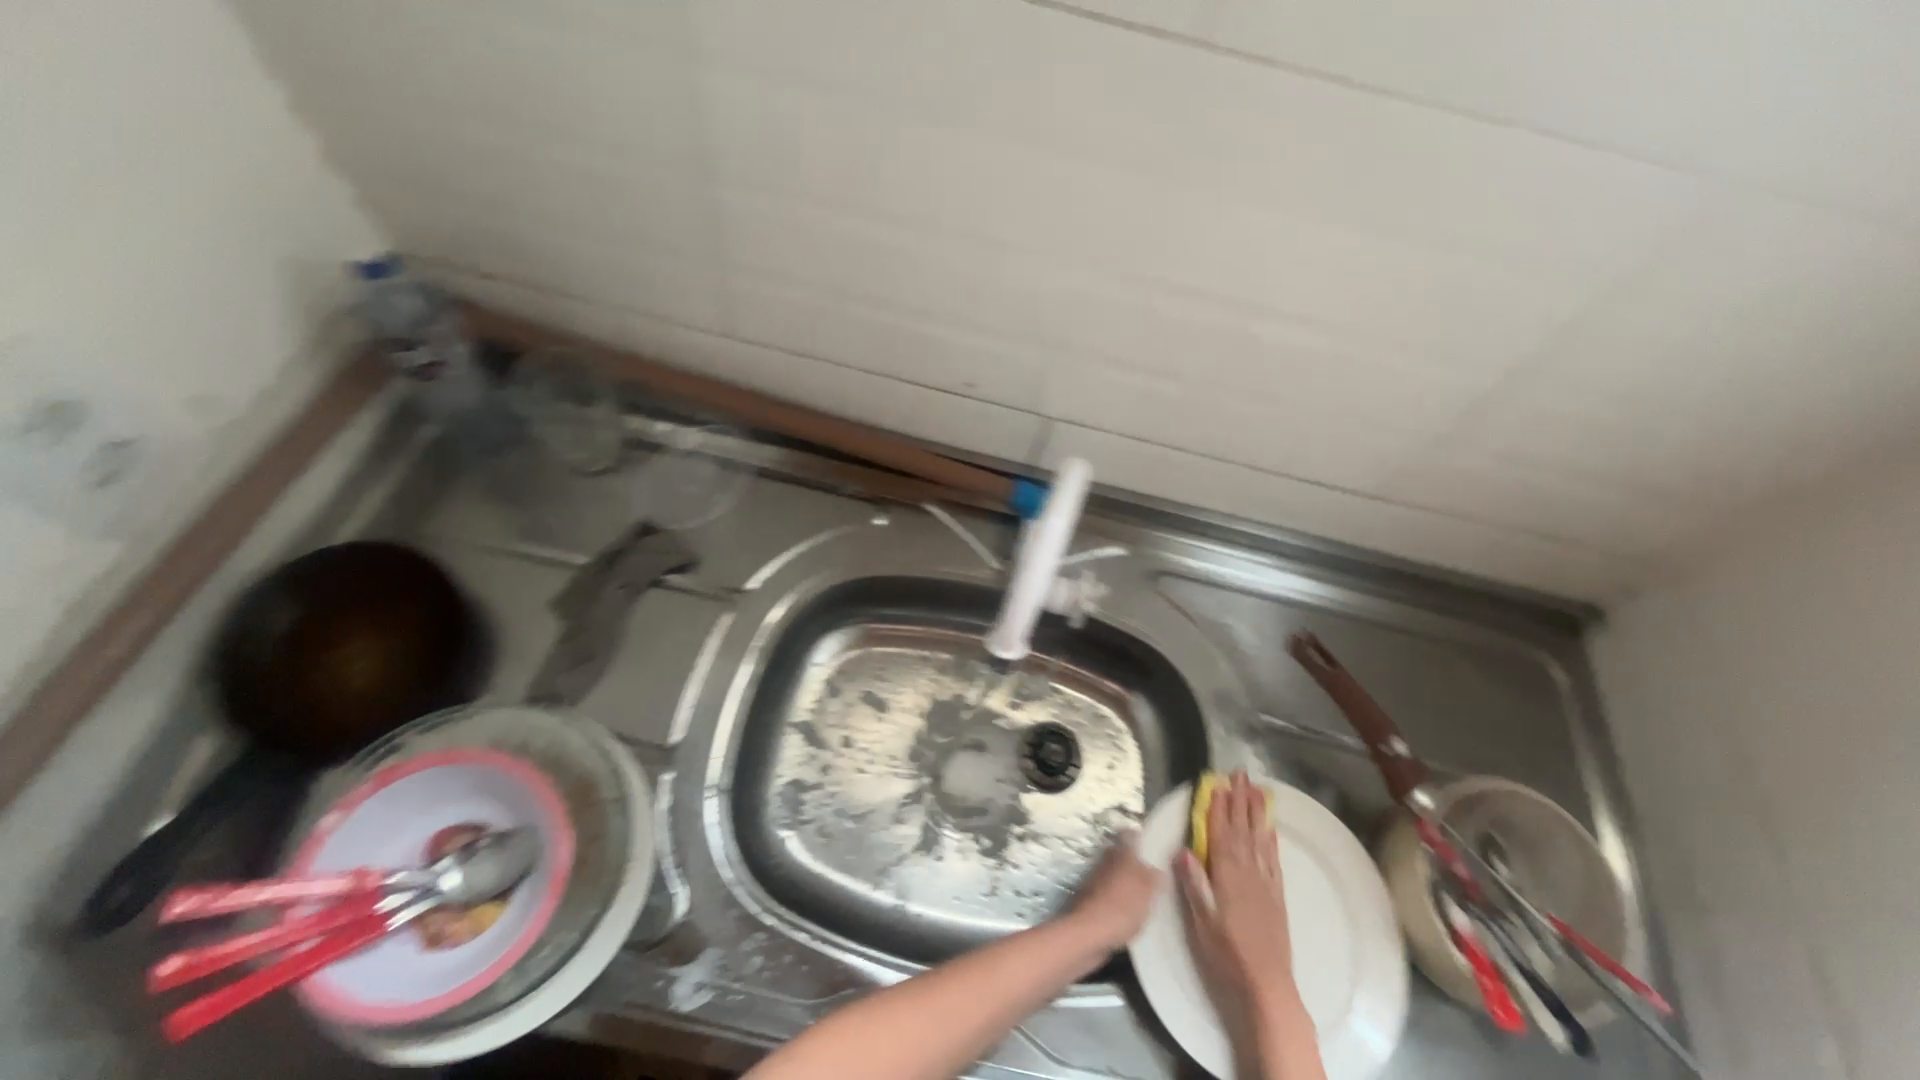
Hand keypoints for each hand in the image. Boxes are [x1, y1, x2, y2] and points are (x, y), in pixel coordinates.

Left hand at [1065, 830, 1160, 949]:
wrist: (1088, 934)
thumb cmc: (1122, 906)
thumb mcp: (1147, 889)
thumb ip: (1153, 875)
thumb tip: (1155, 867)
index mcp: (1119, 853)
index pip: (1129, 835)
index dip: (1140, 837)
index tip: (1153, 844)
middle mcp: (1104, 863)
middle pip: (1120, 855)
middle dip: (1134, 863)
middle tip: (1153, 876)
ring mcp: (1094, 883)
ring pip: (1113, 876)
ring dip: (1125, 884)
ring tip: (1145, 899)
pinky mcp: (1089, 903)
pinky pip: (1108, 897)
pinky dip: (1118, 903)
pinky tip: (1131, 917)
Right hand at [1177, 771, 1296, 1018]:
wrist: (1267, 985)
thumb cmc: (1227, 955)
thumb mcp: (1202, 922)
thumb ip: (1195, 885)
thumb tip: (1183, 850)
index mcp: (1227, 876)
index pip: (1221, 834)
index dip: (1218, 808)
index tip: (1216, 783)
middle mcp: (1249, 872)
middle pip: (1243, 828)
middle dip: (1240, 800)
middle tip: (1240, 773)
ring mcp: (1266, 882)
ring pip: (1260, 838)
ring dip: (1257, 812)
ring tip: (1256, 789)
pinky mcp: (1277, 895)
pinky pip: (1273, 858)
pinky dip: (1270, 839)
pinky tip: (1269, 829)